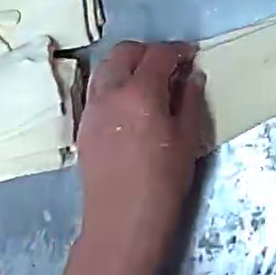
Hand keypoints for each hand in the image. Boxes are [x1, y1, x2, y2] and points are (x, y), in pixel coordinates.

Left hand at [75, 41, 207, 254]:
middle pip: (126, 52)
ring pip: (106, 67)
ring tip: (147, 79)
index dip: (177, 50)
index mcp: (140, 91)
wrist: (121, 224)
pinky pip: (97, 89)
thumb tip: (192, 76)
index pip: (158, 55)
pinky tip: (129, 102)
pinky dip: (114, 82)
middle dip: (148, 51)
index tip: (190, 55)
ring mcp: (93, 107)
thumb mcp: (186, 140)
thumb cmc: (162, 183)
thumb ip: (190, 100)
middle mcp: (111, 91)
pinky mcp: (83, 124)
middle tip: (169, 65)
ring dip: (127, 63)